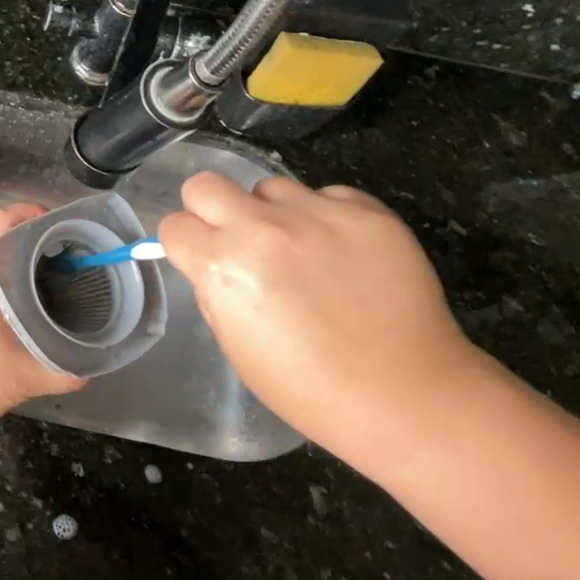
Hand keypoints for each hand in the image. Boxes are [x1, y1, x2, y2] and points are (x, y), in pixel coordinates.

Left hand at [0, 205, 86, 435]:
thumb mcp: (28, 379)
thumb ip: (67, 371)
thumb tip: (93, 363)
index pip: (1, 222)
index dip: (31, 214)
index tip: (61, 227)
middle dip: (32, 231)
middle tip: (65, 248)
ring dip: (18, 250)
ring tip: (54, 268)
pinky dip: (6, 268)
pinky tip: (28, 294)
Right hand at [158, 173, 492, 471]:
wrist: (405, 394)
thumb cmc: (309, 387)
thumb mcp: (236, 346)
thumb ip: (215, 290)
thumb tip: (215, 264)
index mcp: (223, 266)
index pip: (174, 225)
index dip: (185, 244)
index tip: (201, 258)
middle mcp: (263, 229)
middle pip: (206, 184)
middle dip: (211, 210)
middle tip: (236, 240)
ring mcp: (318, 215)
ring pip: (270, 187)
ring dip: (273, 214)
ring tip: (300, 251)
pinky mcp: (366, 212)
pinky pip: (328, 196)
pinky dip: (325, 219)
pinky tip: (342, 255)